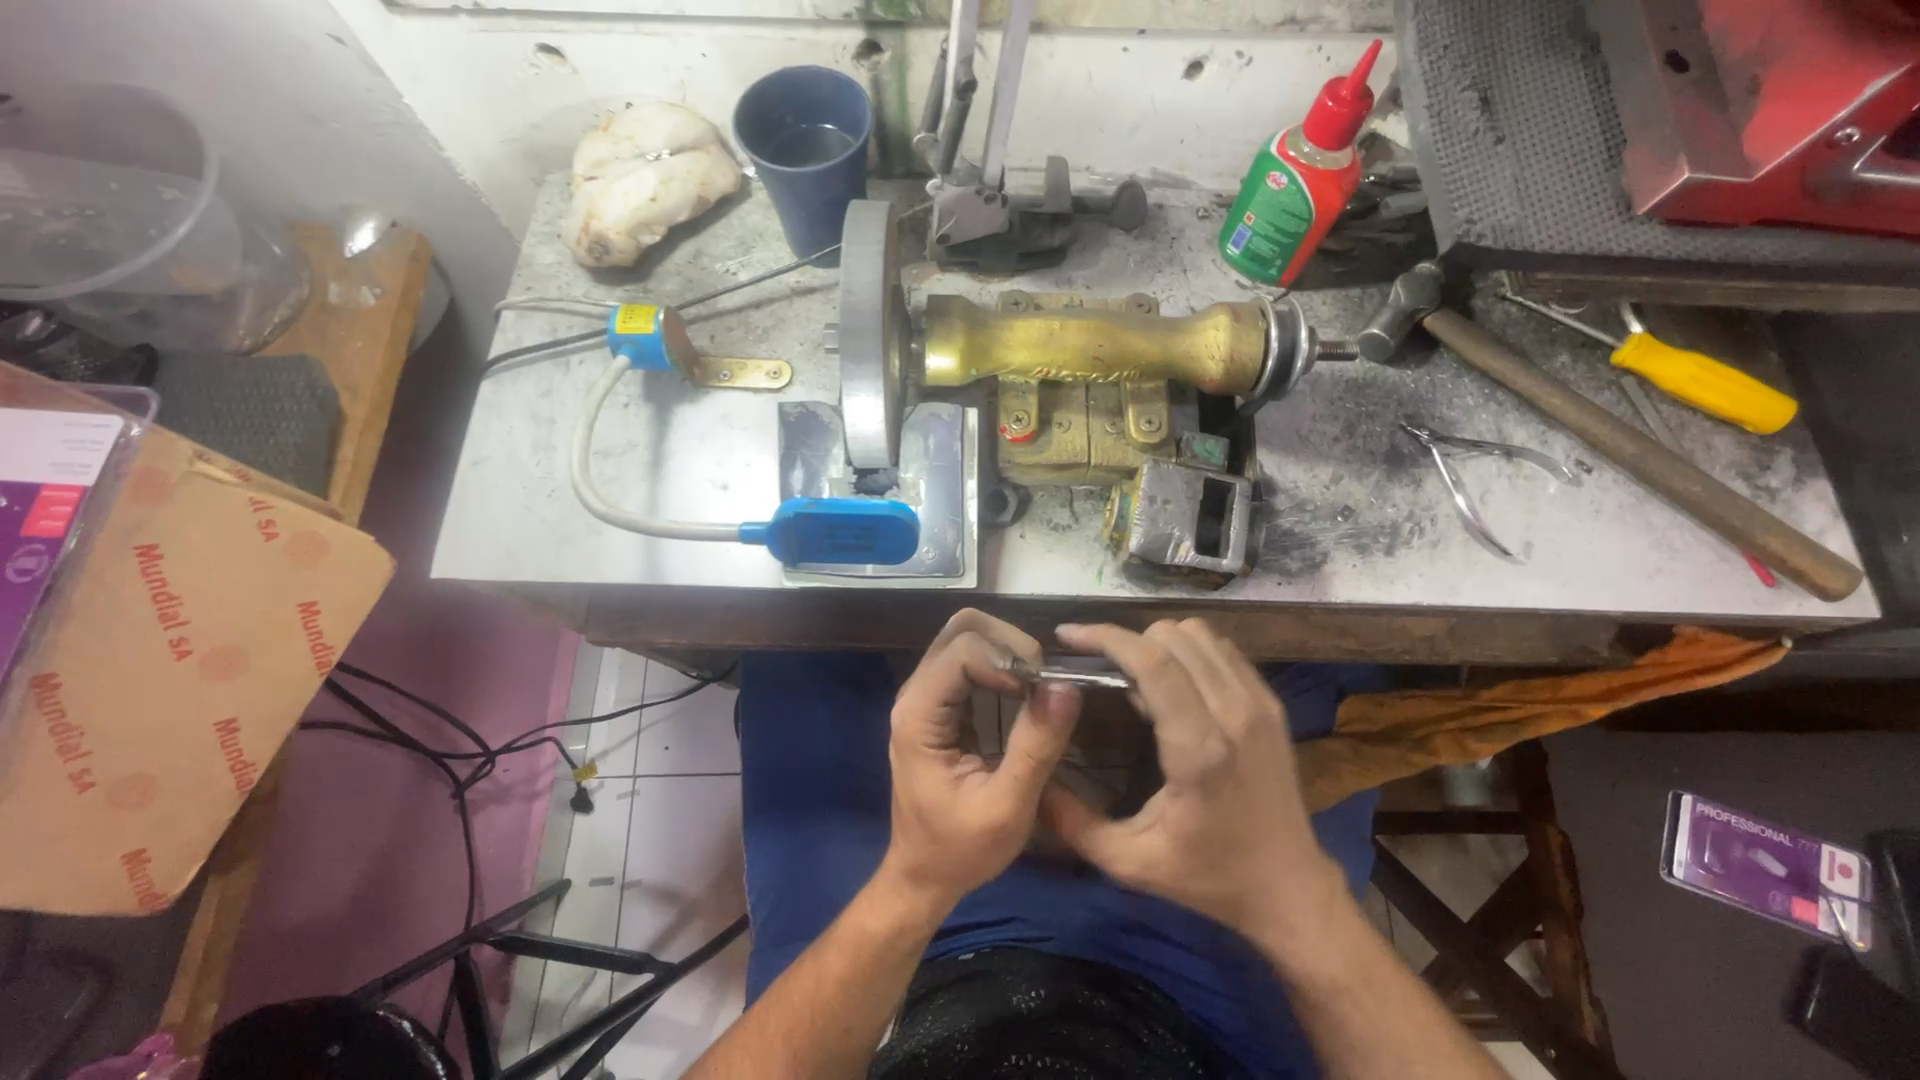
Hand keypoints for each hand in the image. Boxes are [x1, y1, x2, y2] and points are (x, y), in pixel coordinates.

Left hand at [880, 609, 1082, 911]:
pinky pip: (968, 661)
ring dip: (1007, 652)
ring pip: (965, 638)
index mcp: (918, 716)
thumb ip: (1035, 746)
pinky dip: (1001, 665)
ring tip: (1038, 690)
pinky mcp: (938, 705)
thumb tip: (1066, 687)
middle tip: (1043, 683)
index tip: (1040, 694)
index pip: (963, 648)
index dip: (1008, 658)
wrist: (924, 875)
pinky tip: (1024, 696)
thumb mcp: (1008, 807)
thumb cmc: (961, 850)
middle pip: (961, 628)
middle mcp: (914, 696)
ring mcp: (923, 697)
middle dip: (1009, 643)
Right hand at [1040, 619, 1346, 941]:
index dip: (1106, 637)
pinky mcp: (1272, 705)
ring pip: (1200, 635)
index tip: (1069, 635)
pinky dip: (1189, 651)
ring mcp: (1259, 705)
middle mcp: (1233, 714)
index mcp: (1198, 750)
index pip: (1152, 662)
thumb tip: (1032, 783)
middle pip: (1173, 637)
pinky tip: (1170, 680)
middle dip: (1126, 640)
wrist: (1289, 889)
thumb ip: (1074, 822)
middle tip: (1097, 666)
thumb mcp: (1129, 861)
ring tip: (1133, 672)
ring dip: (1159, 642)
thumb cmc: (1207, 877)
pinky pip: (1223, 650)